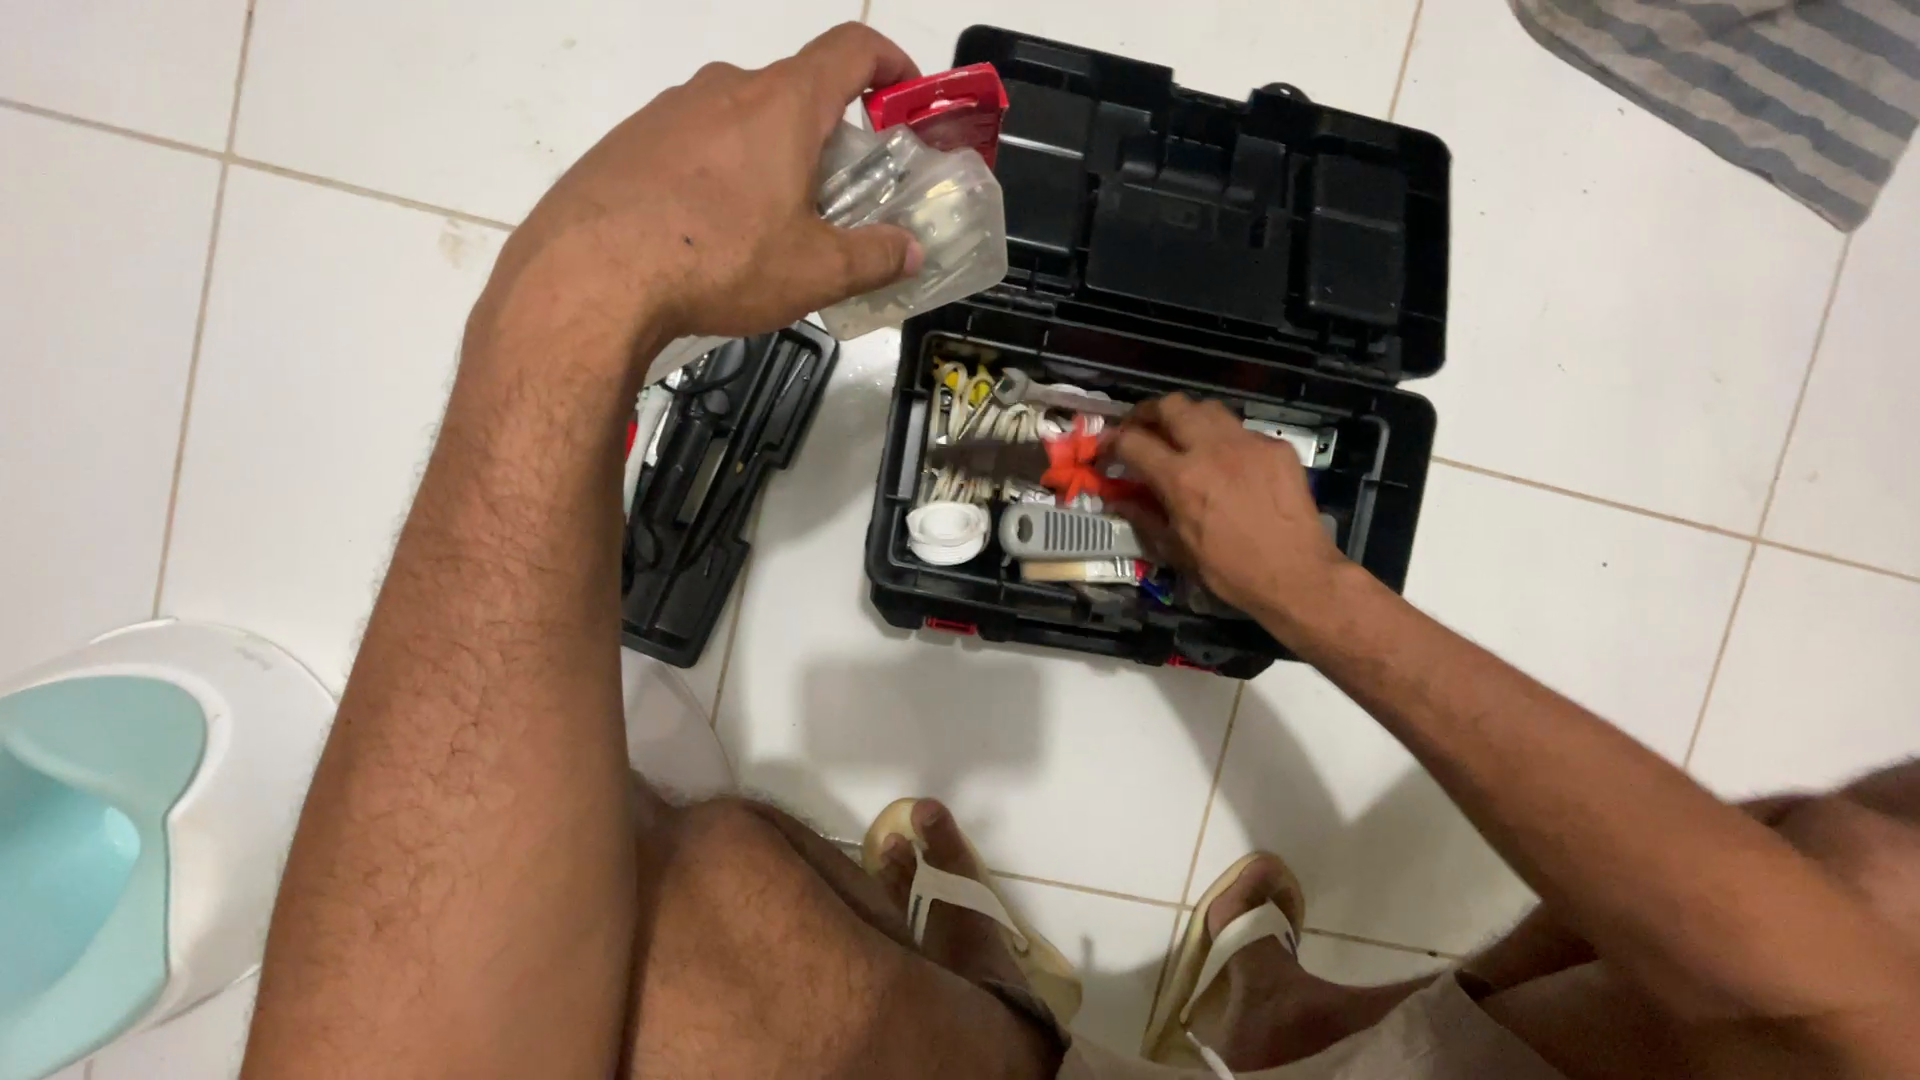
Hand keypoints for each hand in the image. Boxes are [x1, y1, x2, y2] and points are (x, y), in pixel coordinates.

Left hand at [469, 24, 924, 375]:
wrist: (591, 273)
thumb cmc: (721, 260)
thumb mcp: (814, 271)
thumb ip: (873, 257)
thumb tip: (909, 252)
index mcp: (783, 104)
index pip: (851, 50)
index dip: (889, 63)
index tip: (905, 95)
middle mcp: (726, 89)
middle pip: (794, 92)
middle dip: (828, 137)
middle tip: (837, 198)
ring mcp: (670, 110)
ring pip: (741, 121)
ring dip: (770, 158)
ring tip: (771, 227)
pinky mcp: (630, 141)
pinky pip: (695, 146)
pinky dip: (721, 175)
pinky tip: (712, 233)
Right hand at [1102, 394, 1349, 620]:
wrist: (1296, 575)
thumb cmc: (1230, 570)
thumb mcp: (1176, 549)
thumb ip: (1143, 516)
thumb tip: (1117, 498)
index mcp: (1181, 478)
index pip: (1133, 441)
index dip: (1112, 442)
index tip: (1106, 450)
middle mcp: (1212, 450)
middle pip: (1170, 406)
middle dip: (1148, 413)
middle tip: (1142, 429)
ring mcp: (1248, 443)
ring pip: (1208, 408)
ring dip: (1187, 418)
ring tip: (1182, 437)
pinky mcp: (1276, 447)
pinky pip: (1241, 430)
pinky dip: (1224, 439)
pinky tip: (1227, 463)